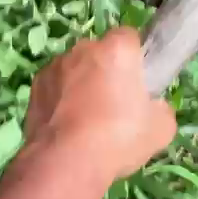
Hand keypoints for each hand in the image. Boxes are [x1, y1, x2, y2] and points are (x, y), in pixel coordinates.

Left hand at [23, 27, 175, 179]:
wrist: (65, 161)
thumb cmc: (119, 138)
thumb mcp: (161, 128)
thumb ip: (160, 107)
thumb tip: (153, 106)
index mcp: (116, 49)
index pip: (129, 37)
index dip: (134, 58)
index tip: (136, 82)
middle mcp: (83, 48)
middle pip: (99, 53)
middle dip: (106, 70)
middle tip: (114, 103)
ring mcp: (55, 65)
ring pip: (75, 68)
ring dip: (81, 84)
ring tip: (86, 119)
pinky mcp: (35, 84)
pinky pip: (55, 85)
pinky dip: (60, 98)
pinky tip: (66, 124)